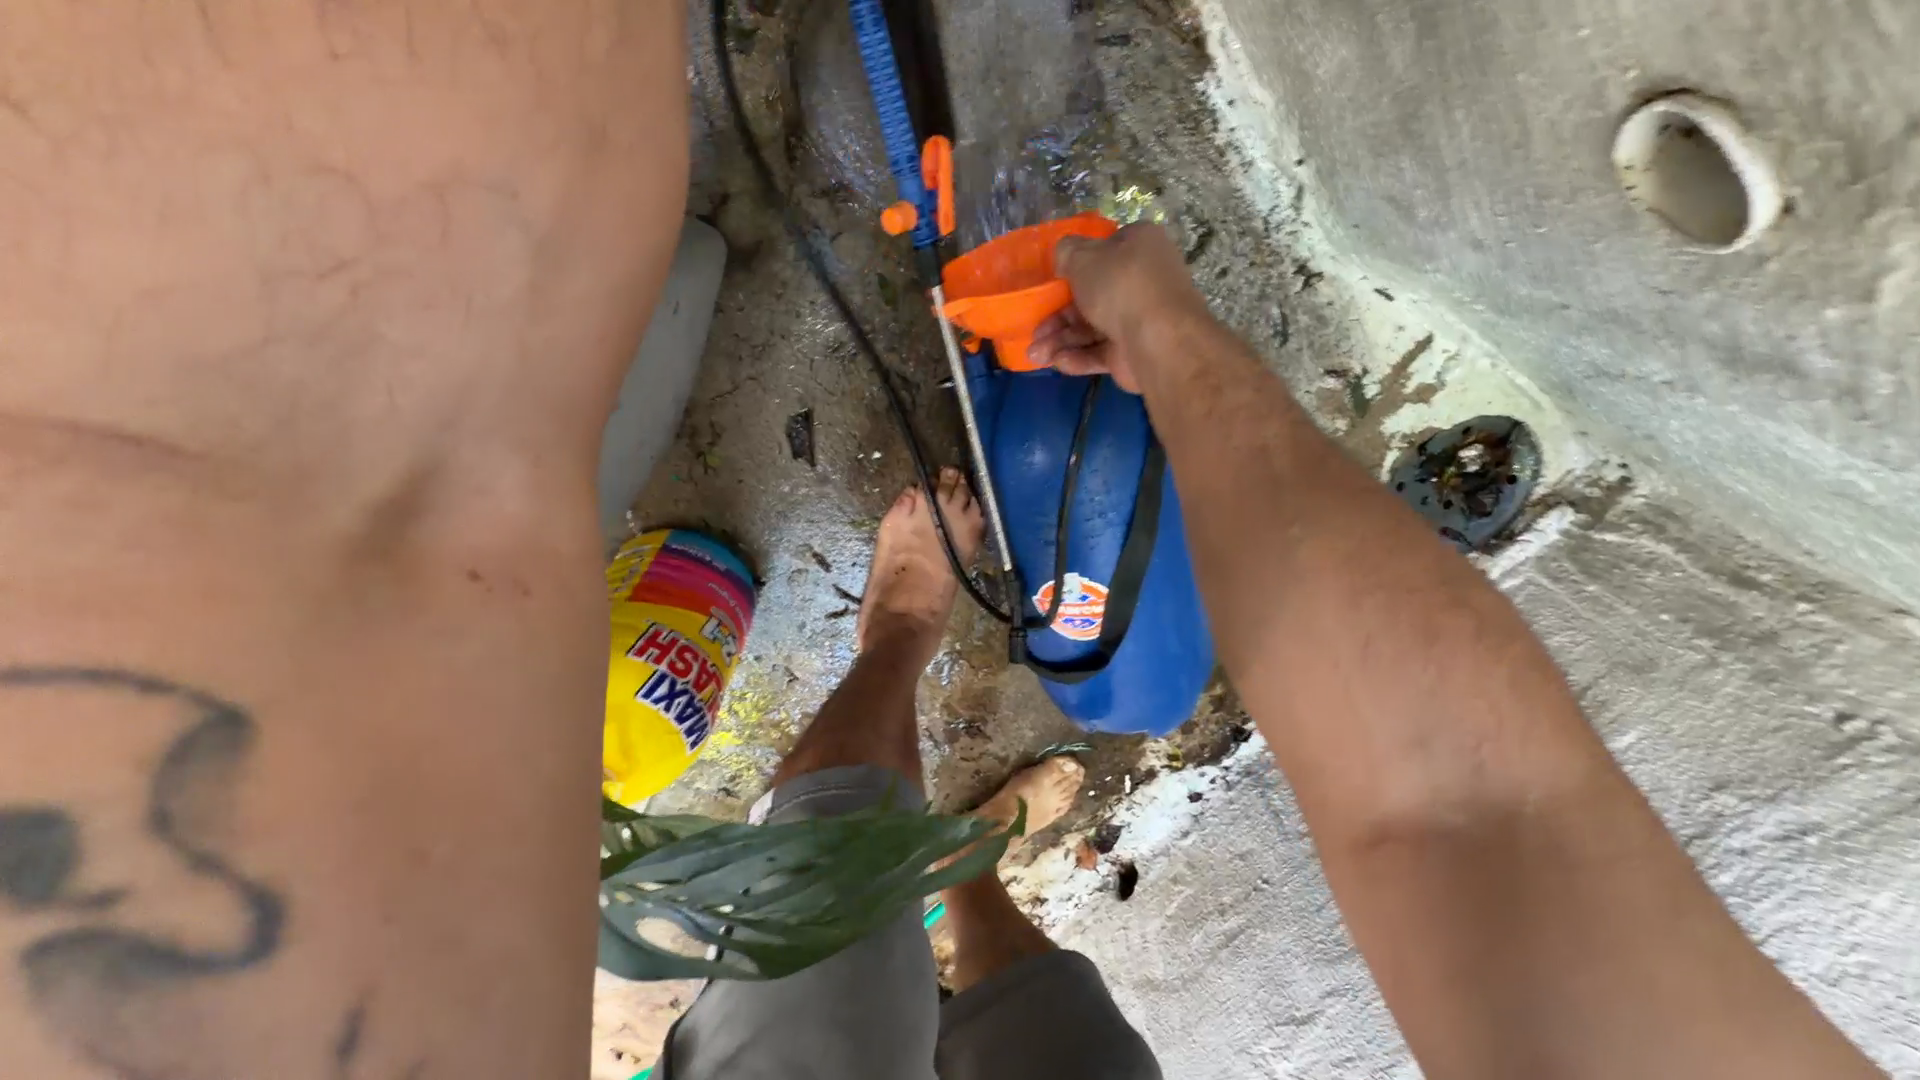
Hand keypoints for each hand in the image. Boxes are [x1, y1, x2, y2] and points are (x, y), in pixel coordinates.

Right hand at [1027, 223, 1210, 392]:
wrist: (1158, 338)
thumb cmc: (1120, 285)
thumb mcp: (1083, 256)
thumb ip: (1067, 252)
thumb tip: (1064, 255)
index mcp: (1138, 246)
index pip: (1104, 251)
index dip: (1075, 266)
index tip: (1052, 282)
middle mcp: (1142, 280)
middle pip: (1091, 296)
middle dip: (1057, 316)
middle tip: (1033, 331)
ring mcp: (1139, 318)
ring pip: (1091, 327)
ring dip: (1060, 340)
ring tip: (1034, 355)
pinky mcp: (1133, 351)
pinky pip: (1100, 352)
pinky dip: (1078, 357)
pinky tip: (1057, 362)